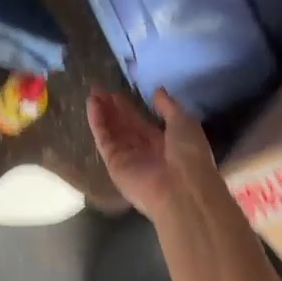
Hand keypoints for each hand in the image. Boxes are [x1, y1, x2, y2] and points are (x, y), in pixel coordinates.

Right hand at [87, 88, 217, 218]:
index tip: (118, 94)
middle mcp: (145, 152)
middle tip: (100, 89)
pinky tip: (92, 105)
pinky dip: (97, 123)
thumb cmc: (188, 154)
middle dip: (113, 110)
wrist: (181, 191)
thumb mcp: (184, 123)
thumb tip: (157, 91)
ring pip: (112, 133)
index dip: (130, 109)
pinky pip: (104, 141)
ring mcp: (129, 159)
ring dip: (103, 113)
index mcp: (164, 144)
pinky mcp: (114, 166)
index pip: (142, 124)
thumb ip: (168, 107)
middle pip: (124, 127)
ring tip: (93, 94)